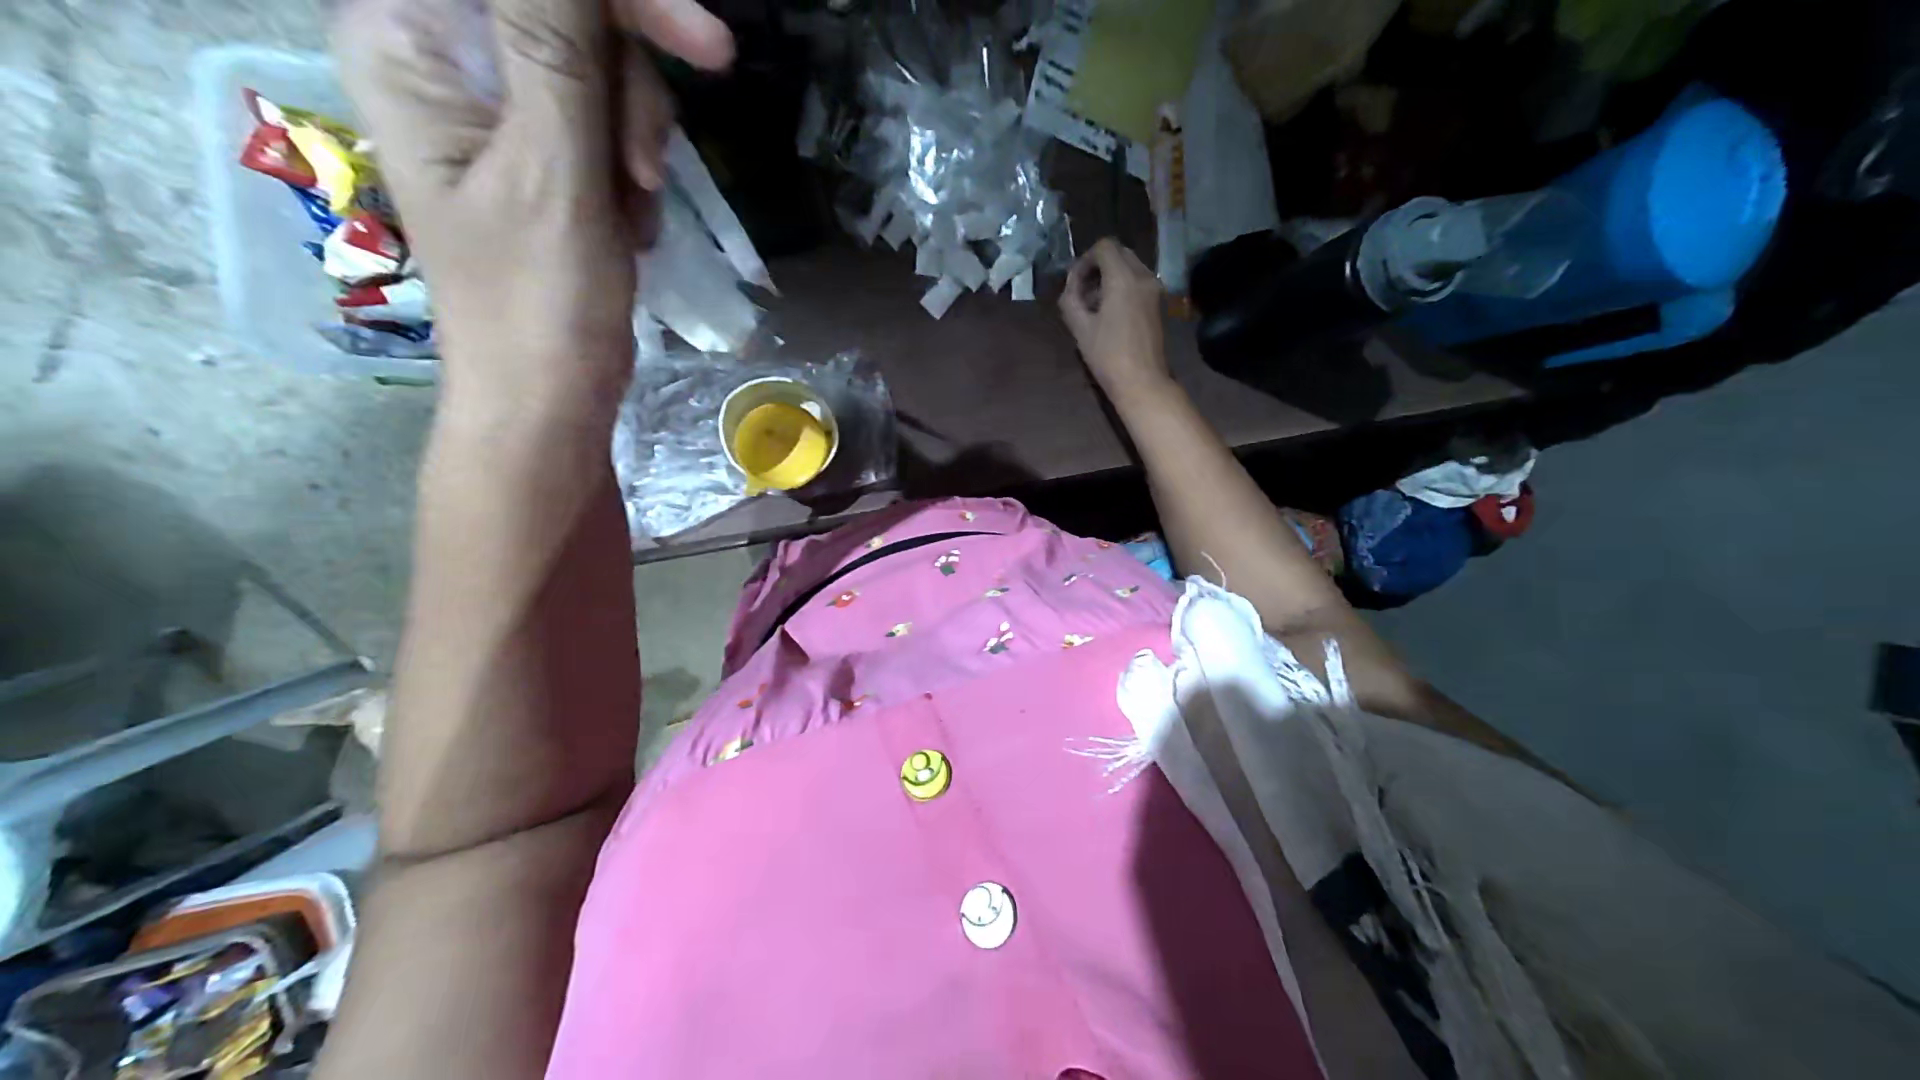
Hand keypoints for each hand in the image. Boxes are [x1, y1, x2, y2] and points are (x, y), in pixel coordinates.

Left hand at [333, 0, 731, 415]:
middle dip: (629, 94)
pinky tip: (626, 225)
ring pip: (601, 71)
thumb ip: (559, 47)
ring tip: (630, 218)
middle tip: (650, 171)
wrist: (550, 397)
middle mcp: (443, 59)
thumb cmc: (539, 304)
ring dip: (636, 143)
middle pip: (568, 16)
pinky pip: (607, 123)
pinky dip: (632, 172)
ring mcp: (495, 111)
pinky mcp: (539, 154)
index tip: (707, 43)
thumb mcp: (555, 171)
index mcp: (408, 41)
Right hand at [1059, 238, 1171, 400]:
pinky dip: (1122, 286)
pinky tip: (1110, 312)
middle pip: (1119, 253)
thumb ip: (1070, 299)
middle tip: (1082, 292)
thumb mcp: (1080, 327)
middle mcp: (1144, 276)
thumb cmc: (1107, 356)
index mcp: (1124, 278)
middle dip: (1097, 267)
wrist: (1142, 381)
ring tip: (1094, 305)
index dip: (1085, 260)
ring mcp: (1154, 289)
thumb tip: (1070, 286)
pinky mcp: (1158, 303)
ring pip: (1129, 266)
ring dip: (1109, 277)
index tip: (1075, 283)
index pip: (1104, 246)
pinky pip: (1137, 281)